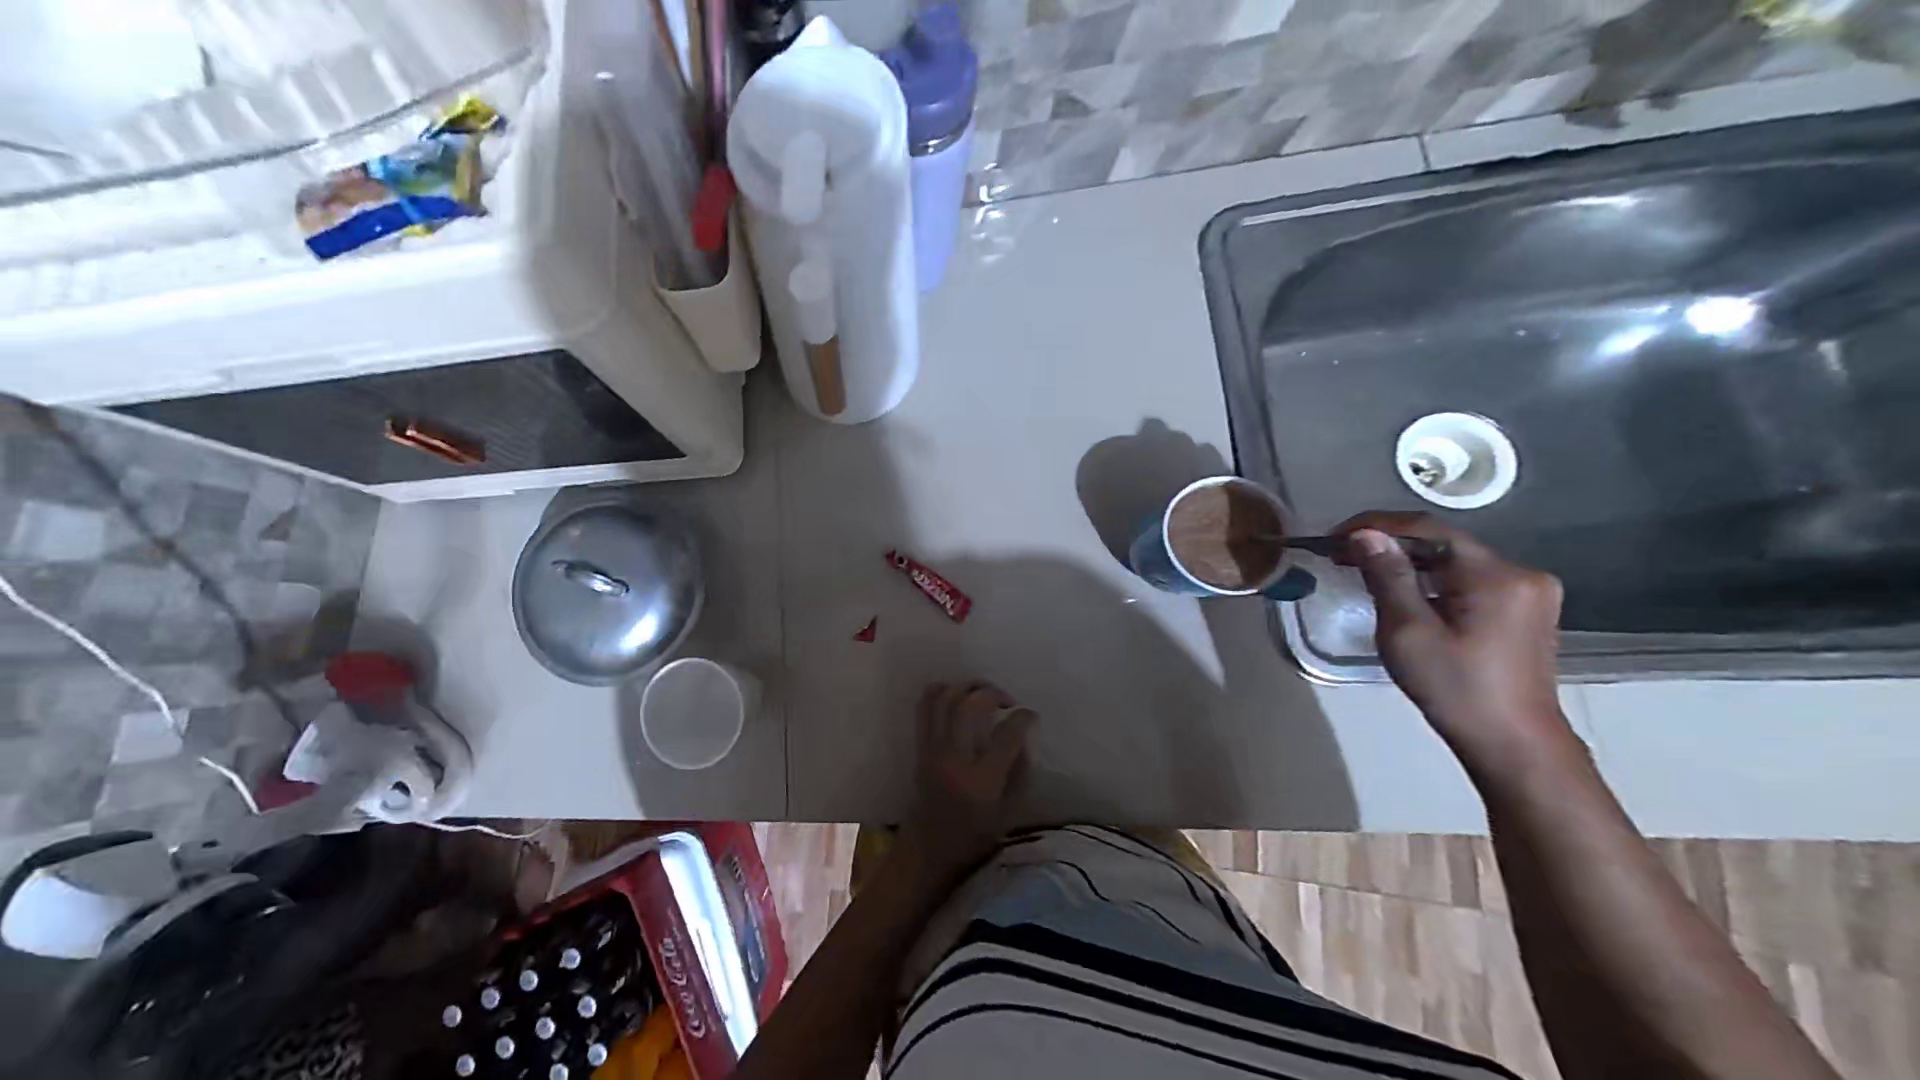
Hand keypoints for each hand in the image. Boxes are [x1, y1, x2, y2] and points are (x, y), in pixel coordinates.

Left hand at [900, 682, 1035, 880]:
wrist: (928, 850)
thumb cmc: (974, 838)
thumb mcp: (1009, 814)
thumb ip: (1020, 774)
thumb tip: (1024, 739)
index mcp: (982, 780)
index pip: (1007, 734)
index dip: (1024, 718)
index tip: (1031, 716)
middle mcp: (954, 758)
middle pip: (971, 706)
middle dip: (993, 693)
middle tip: (1008, 701)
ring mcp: (932, 750)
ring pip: (944, 699)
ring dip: (967, 686)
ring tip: (984, 692)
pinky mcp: (919, 748)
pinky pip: (925, 708)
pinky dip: (941, 692)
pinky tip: (958, 696)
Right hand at [1333, 512, 1578, 770]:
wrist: (1513, 744)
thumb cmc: (1455, 688)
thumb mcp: (1408, 631)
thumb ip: (1387, 577)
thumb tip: (1364, 534)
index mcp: (1495, 575)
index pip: (1428, 529)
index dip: (1377, 525)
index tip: (1334, 537)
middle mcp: (1521, 572)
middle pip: (1443, 543)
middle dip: (1390, 545)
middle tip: (1342, 556)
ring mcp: (1529, 592)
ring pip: (1455, 561)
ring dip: (1409, 562)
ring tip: (1366, 572)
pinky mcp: (1526, 610)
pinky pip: (1469, 579)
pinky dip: (1433, 579)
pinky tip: (1406, 593)